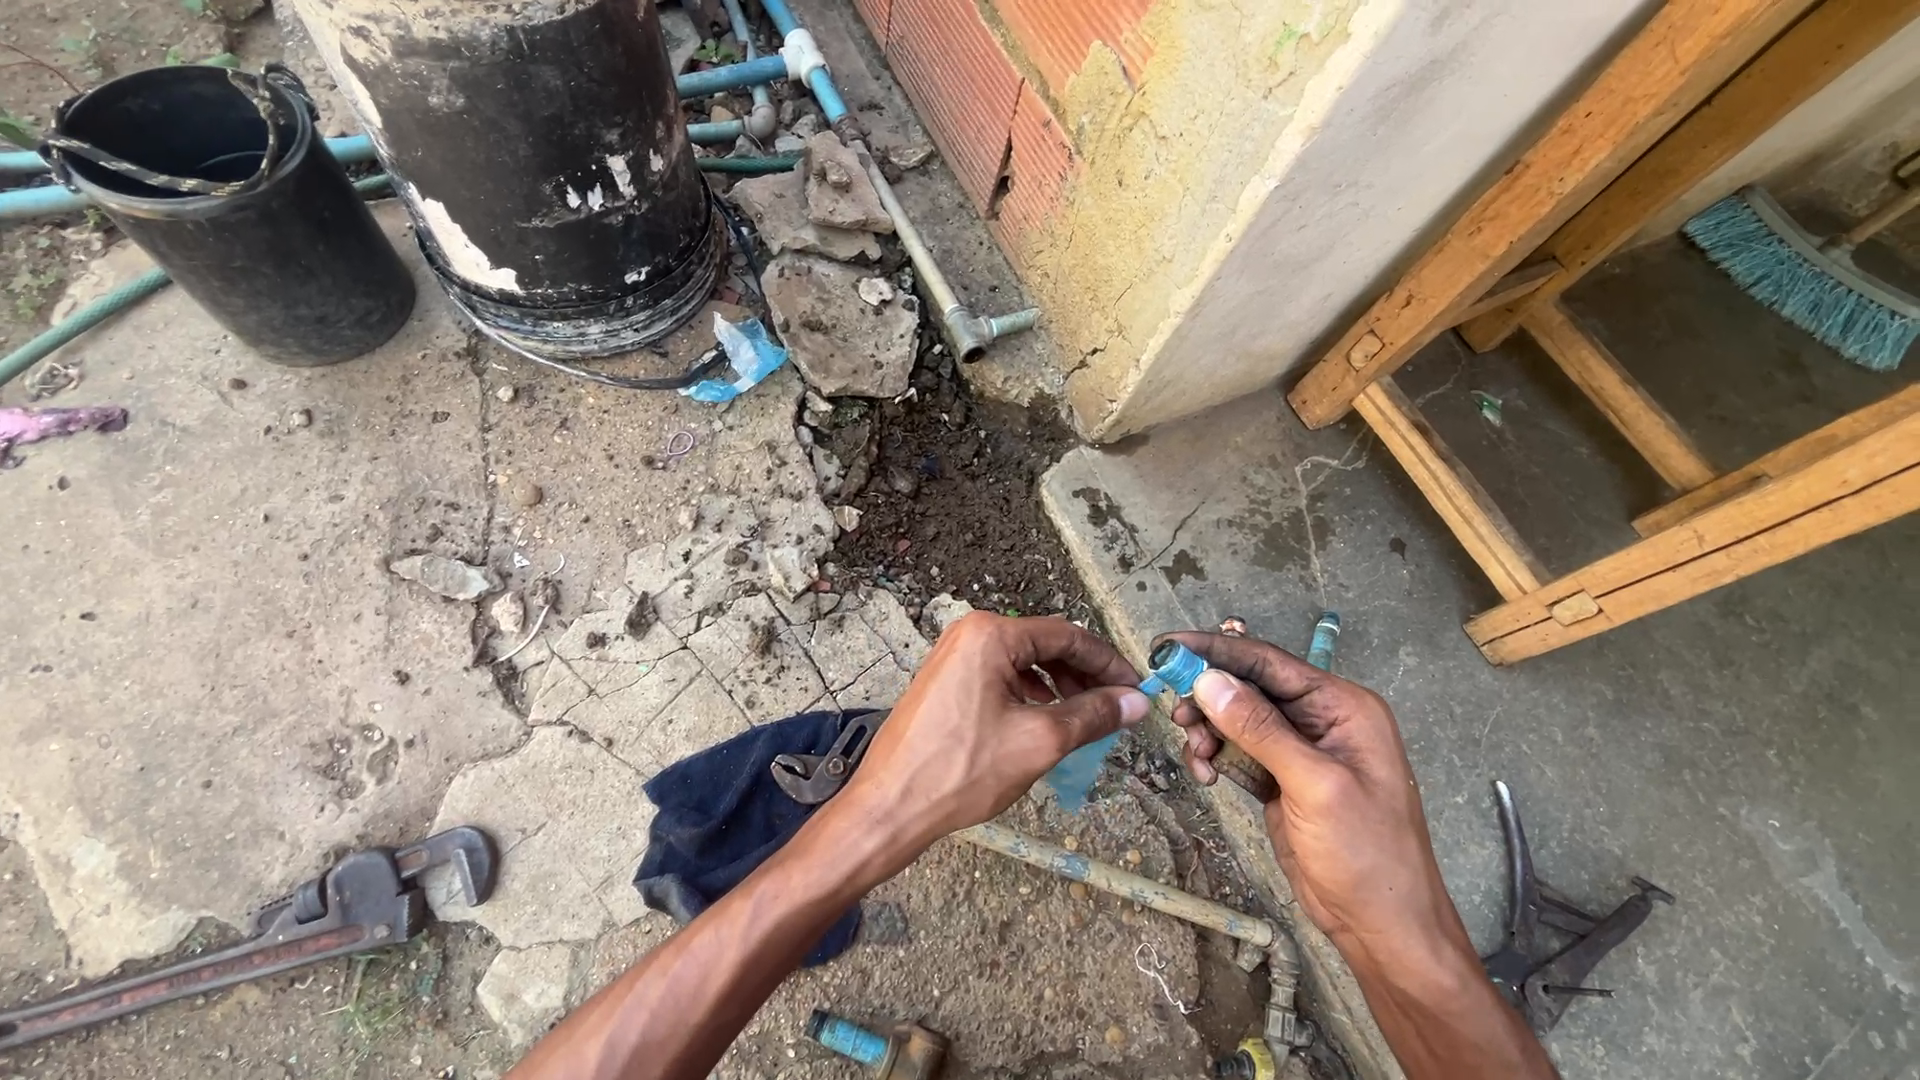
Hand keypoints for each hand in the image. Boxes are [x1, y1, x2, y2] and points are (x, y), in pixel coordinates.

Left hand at [833, 613, 1148, 853]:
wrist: (891, 805)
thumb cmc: (962, 770)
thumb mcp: (1040, 740)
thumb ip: (1093, 715)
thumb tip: (1135, 702)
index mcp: (991, 634)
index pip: (1067, 635)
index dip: (1107, 662)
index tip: (1135, 689)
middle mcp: (969, 633)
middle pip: (1044, 645)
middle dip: (1083, 675)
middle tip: (1114, 708)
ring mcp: (953, 655)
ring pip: (1022, 662)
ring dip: (1058, 686)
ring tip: (1082, 719)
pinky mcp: (945, 680)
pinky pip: (999, 676)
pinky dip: (1028, 695)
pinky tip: (1043, 720)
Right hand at [1159, 632, 1459, 955]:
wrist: (1381, 928)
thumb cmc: (1365, 852)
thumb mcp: (1313, 784)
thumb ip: (1260, 728)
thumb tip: (1207, 679)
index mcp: (1341, 706)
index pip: (1268, 662)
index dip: (1215, 651)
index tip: (1165, 647)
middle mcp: (1320, 719)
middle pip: (1247, 688)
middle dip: (1207, 697)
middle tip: (1175, 715)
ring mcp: (1298, 750)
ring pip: (1235, 719)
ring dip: (1208, 732)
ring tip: (1195, 756)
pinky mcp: (1279, 779)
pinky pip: (1236, 751)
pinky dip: (1215, 758)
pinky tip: (1206, 776)